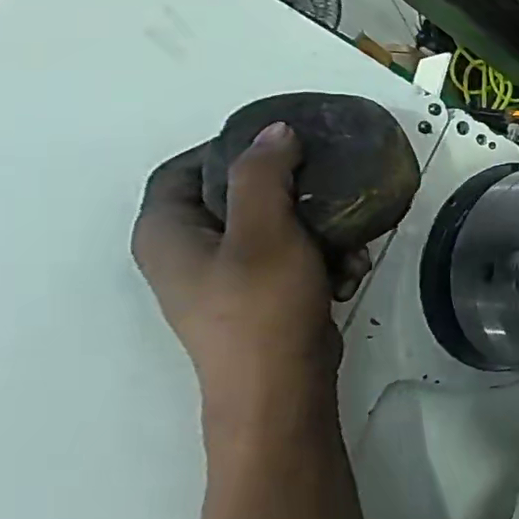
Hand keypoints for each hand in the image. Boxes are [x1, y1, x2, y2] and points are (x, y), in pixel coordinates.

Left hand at [132, 123, 365, 415]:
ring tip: (351, 244)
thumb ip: (262, 174)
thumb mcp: (264, 231)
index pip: (184, 168)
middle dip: (294, 193)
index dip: (229, 147)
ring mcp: (224, 278)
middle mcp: (188, 252)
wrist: (282, 388)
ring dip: (320, 230)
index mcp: (167, 233)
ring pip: (274, 227)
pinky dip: (322, 259)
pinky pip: (290, 258)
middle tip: (330, 187)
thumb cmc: (261, 307)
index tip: (285, 144)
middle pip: (237, 195)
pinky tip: (349, 273)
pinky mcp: (259, 296)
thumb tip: (274, 130)